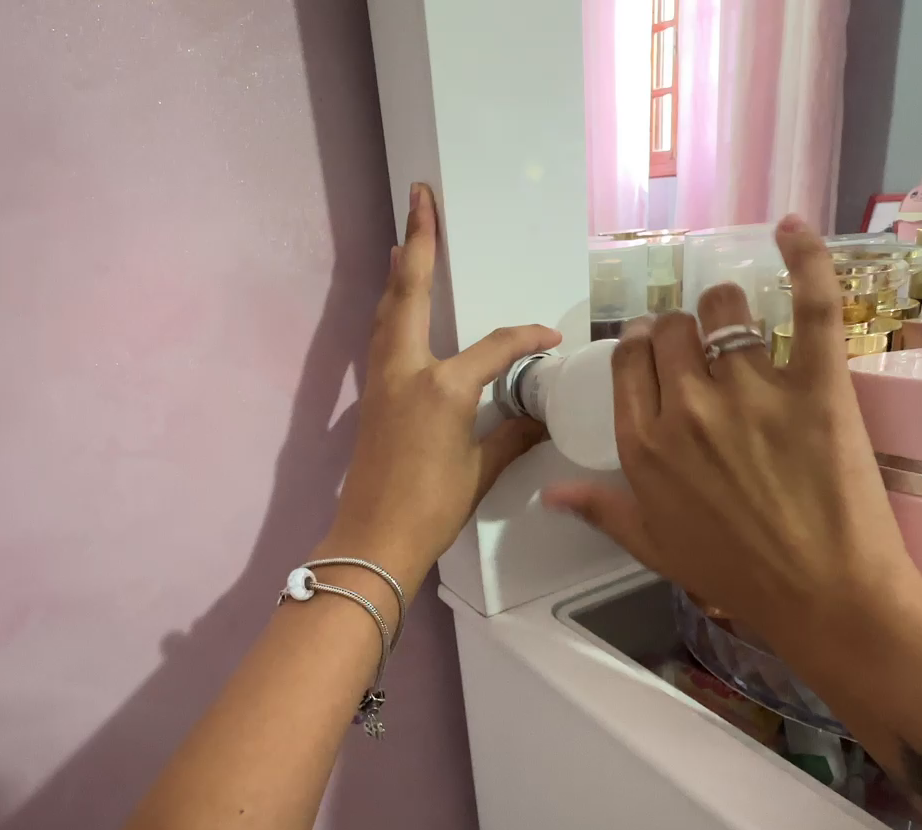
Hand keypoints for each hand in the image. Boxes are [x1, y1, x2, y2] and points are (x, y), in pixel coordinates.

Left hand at [326, 183, 558, 594]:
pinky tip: (397, 310)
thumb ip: (511, 436)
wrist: (373, 541)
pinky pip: (381, 339)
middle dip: (416, 241)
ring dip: (398, 273)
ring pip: (387, 312)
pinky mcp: (369, 399)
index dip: (528, 339)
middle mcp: (406, 370)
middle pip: (410, 293)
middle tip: (418, 197)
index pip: (496, 347)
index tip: (552, 338)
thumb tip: (540, 419)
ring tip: (404, 239)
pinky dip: (391, 312)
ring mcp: (380, 382)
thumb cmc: (431, 508)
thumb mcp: (480, 471)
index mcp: (443, 386)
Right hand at [543, 217, 921, 671]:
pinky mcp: (816, 385)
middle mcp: (686, 410)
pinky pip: (808, 305)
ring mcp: (751, 393)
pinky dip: (804, 258)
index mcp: (644, 447)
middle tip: (696, 342)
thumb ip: (600, 509)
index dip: (638, 348)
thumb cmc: (732, 576)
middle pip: (669, 333)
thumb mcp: (652, 546)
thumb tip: (551, 492)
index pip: (627, 365)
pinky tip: (789, 229)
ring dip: (724, 307)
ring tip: (735, 317)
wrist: (821, 596)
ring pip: (725, 311)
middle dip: (677, 330)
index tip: (650, 349)